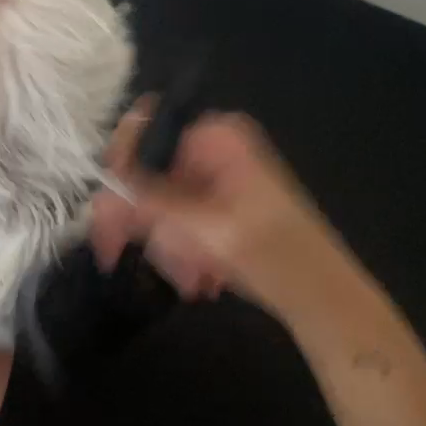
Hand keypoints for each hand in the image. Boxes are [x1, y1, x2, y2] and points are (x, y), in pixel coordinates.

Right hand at [90, 104, 363, 328]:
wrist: (324, 299)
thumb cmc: (274, 257)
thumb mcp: (205, 227)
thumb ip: (149, 202)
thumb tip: (102, 189)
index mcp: (216, 135)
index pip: (146, 126)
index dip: (119, 161)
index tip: (106, 203)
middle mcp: (211, 146)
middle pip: (145, 168)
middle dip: (138, 217)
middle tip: (115, 252)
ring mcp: (213, 175)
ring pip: (154, 198)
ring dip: (161, 241)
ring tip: (186, 278)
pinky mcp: (214, 202)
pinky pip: (173, 216)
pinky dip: (175, 247)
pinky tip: (194, 277)